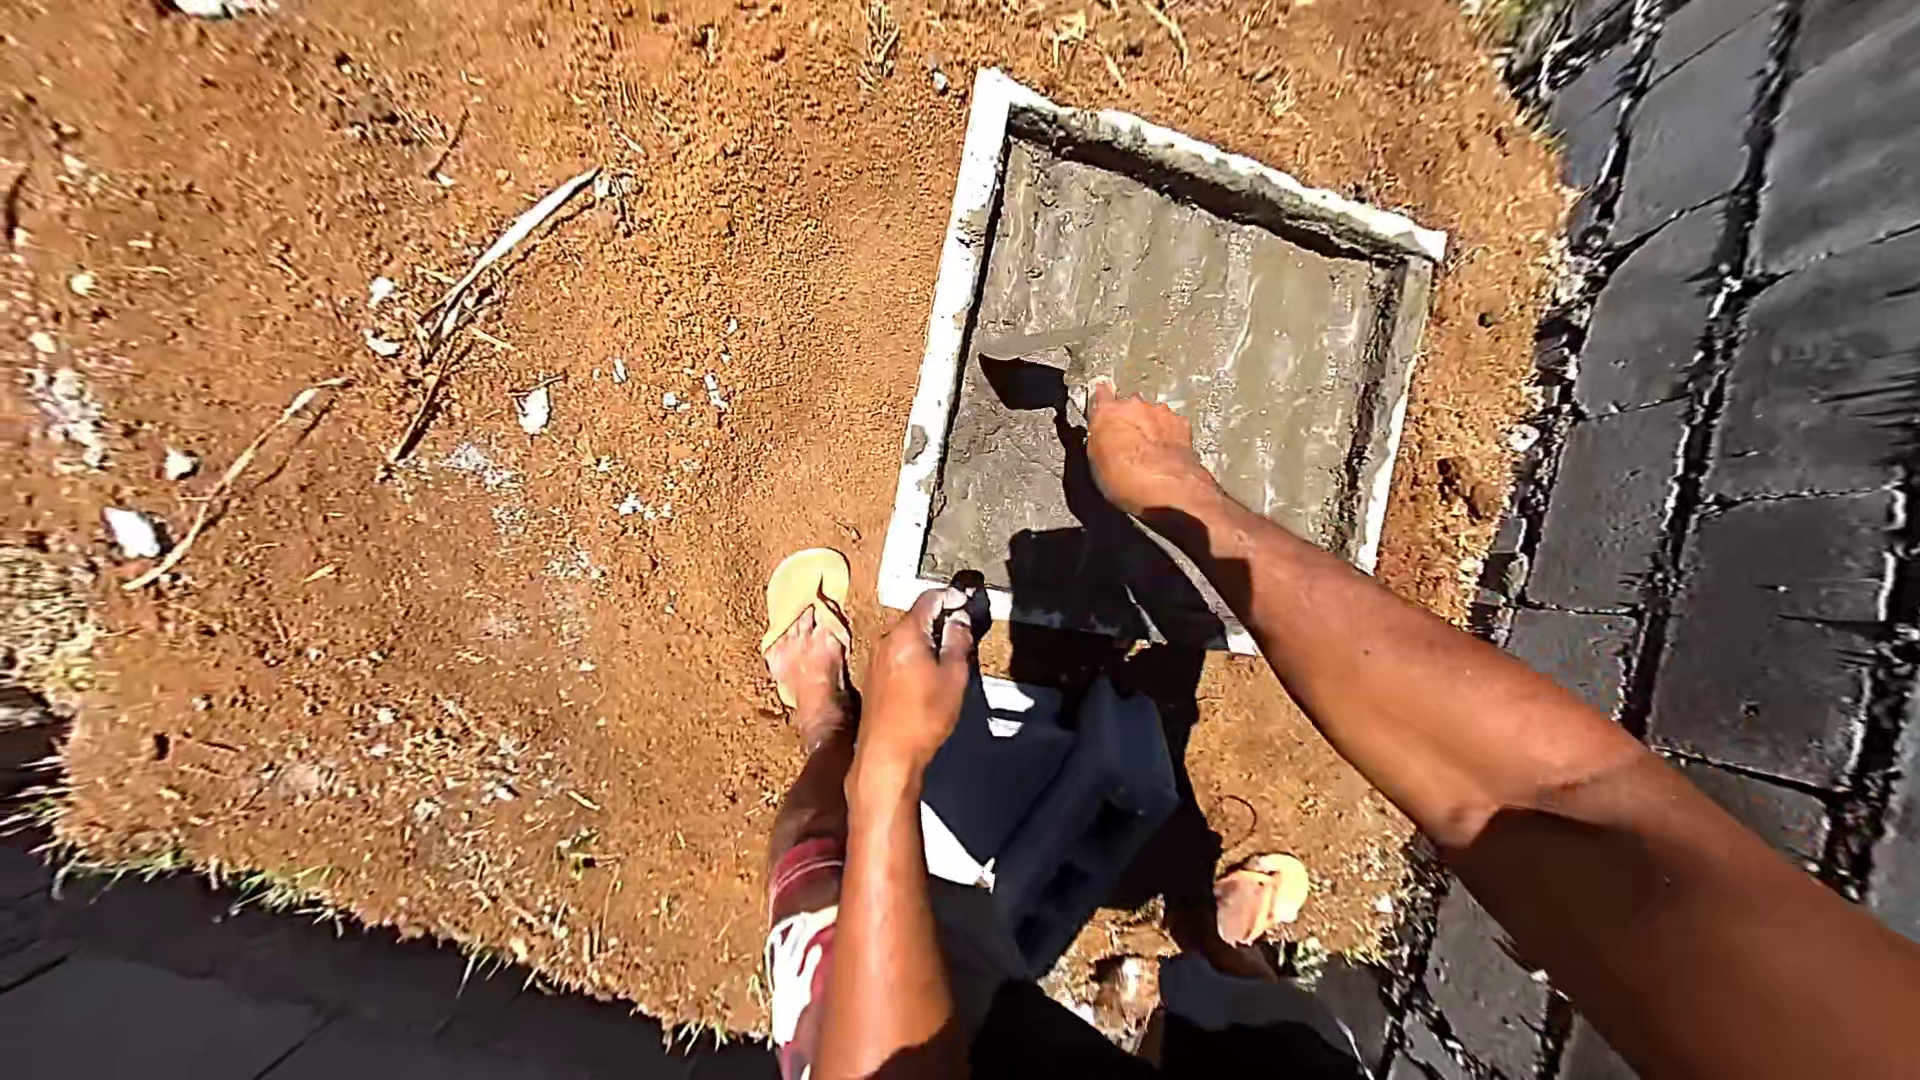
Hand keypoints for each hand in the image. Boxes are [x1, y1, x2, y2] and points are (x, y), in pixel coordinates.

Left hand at [857, 587, 975, 777]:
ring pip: (907, 636)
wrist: (887, 756)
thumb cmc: (923, 716)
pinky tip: (930, 671)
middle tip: (964, 626)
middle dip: (941, 617)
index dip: (950, 596)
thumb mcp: (954, 675)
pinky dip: (917, 653)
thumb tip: (959, 618)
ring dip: (929, 637)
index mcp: (905, 634)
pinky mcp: (874, 678)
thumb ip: (958, 640)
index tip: (966, 600)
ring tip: (951, 651)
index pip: (928, 599)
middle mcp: (886, 641)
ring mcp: (876, 659)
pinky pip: (899, 653)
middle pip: (916, 617)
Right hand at [1086, 378, 1220, 516]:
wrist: (1167, 488)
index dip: (1101, 400)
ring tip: (1148, 456)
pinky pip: (1170, 425)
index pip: (1100, 394)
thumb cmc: (1128, 481)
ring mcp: (1159, 412)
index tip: (1101, 403)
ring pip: (1151, 415)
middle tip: (1126, 447)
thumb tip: (1099, 438)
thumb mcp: (1096, 465)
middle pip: (1128, 407)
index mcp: (1106, 413)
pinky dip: (1167, 436)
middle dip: (1128, 421)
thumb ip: (1097, 442)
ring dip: (1149, 429)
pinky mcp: (1181, 423)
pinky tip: (1165, 456)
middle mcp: (1133, 405)